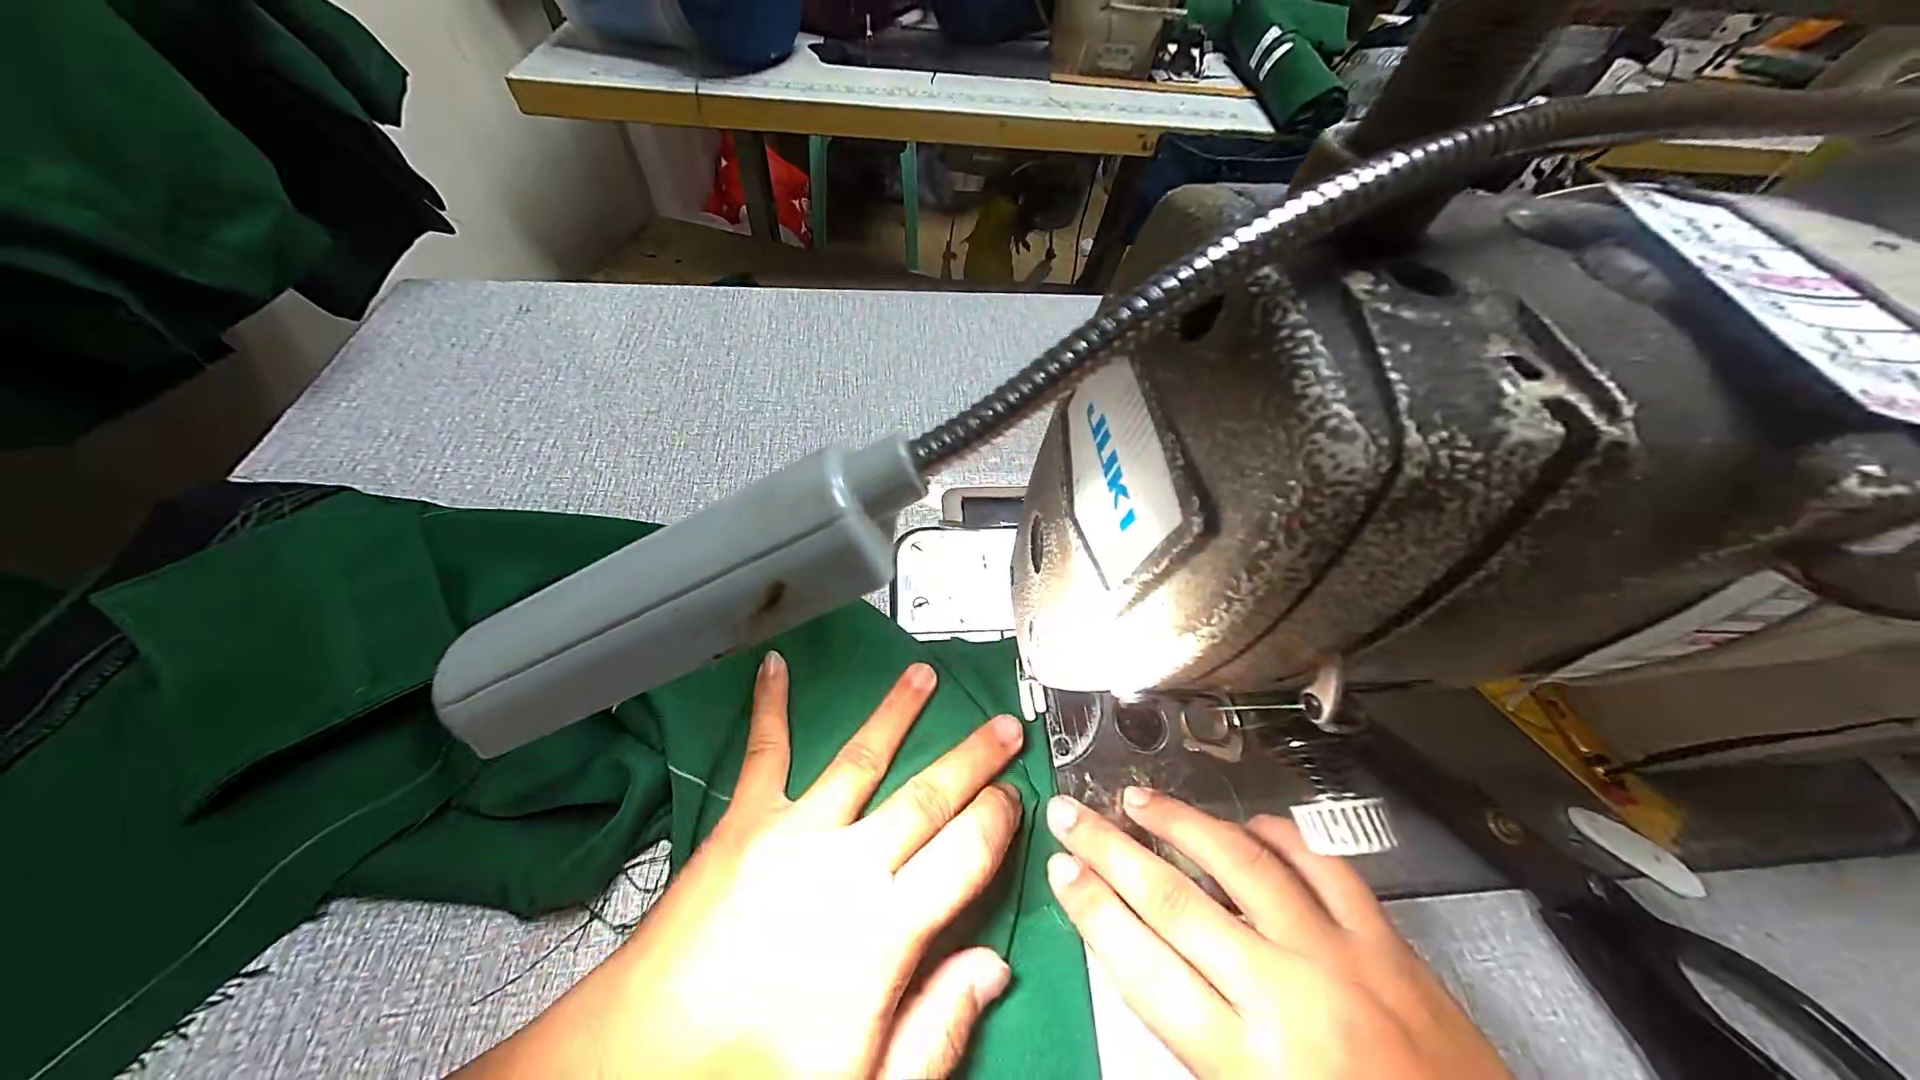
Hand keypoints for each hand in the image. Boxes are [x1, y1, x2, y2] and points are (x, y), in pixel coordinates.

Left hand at [460, 654, 1026, 1079]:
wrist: (642, 1059)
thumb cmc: (756, 1075)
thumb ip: (936, 1029)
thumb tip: (994, 965)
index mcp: (884, 931)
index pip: (966, 855)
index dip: (998, 820)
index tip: (1015, 797)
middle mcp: (846, 867)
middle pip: (928, 796)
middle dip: (973, 759)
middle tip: (1004, 726)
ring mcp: (793, 834)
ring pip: (861, 758)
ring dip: (897, 713)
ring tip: (923, 676)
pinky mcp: (744, 822)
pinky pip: (764, 752)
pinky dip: (771, 706)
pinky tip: (775, 667)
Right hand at [1045, 788, 1509, 1079]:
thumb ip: (1195, 1037)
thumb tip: (1140, 955)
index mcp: (1248, 1065)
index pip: (1143, 965)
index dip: (1093, 908)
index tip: (1063, 870)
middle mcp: (1288, 999)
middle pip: (1175, 901)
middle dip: (1110, 849)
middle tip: (1072, 813)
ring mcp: (1342, 960)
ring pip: (1241, 864)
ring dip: (1181, 822)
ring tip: (1140, 798)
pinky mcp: (1389, 945)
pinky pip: (1323, 867)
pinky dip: (1279, 836)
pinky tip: (1249, 824)